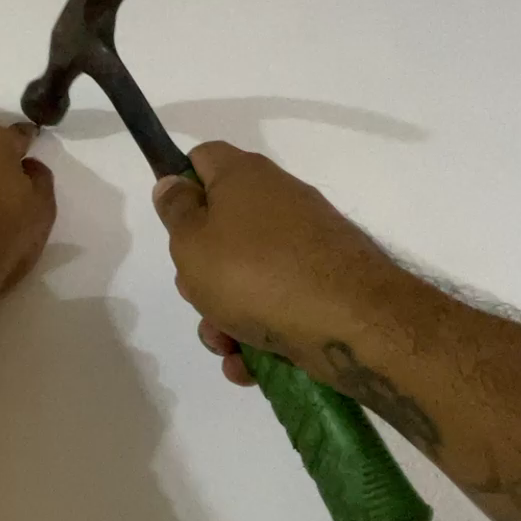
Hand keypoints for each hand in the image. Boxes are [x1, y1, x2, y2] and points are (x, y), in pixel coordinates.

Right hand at [152, 141, 416, 376]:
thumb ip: (176, 211)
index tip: (171, 223)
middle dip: (199, 270)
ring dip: (224, 314)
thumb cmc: (253, 273)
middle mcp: (279, 202)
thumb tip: (173, 183)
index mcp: (245, 178)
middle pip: (221, 229)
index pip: (204, 159)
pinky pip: (275, 304)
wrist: (349, 322)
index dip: (181, 185)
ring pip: (245, 276)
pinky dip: (257, 332)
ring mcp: (305, 245)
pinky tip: (248, 362)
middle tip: (196, 293)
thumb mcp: (192, 242)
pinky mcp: (324, 284)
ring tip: (225, 344)